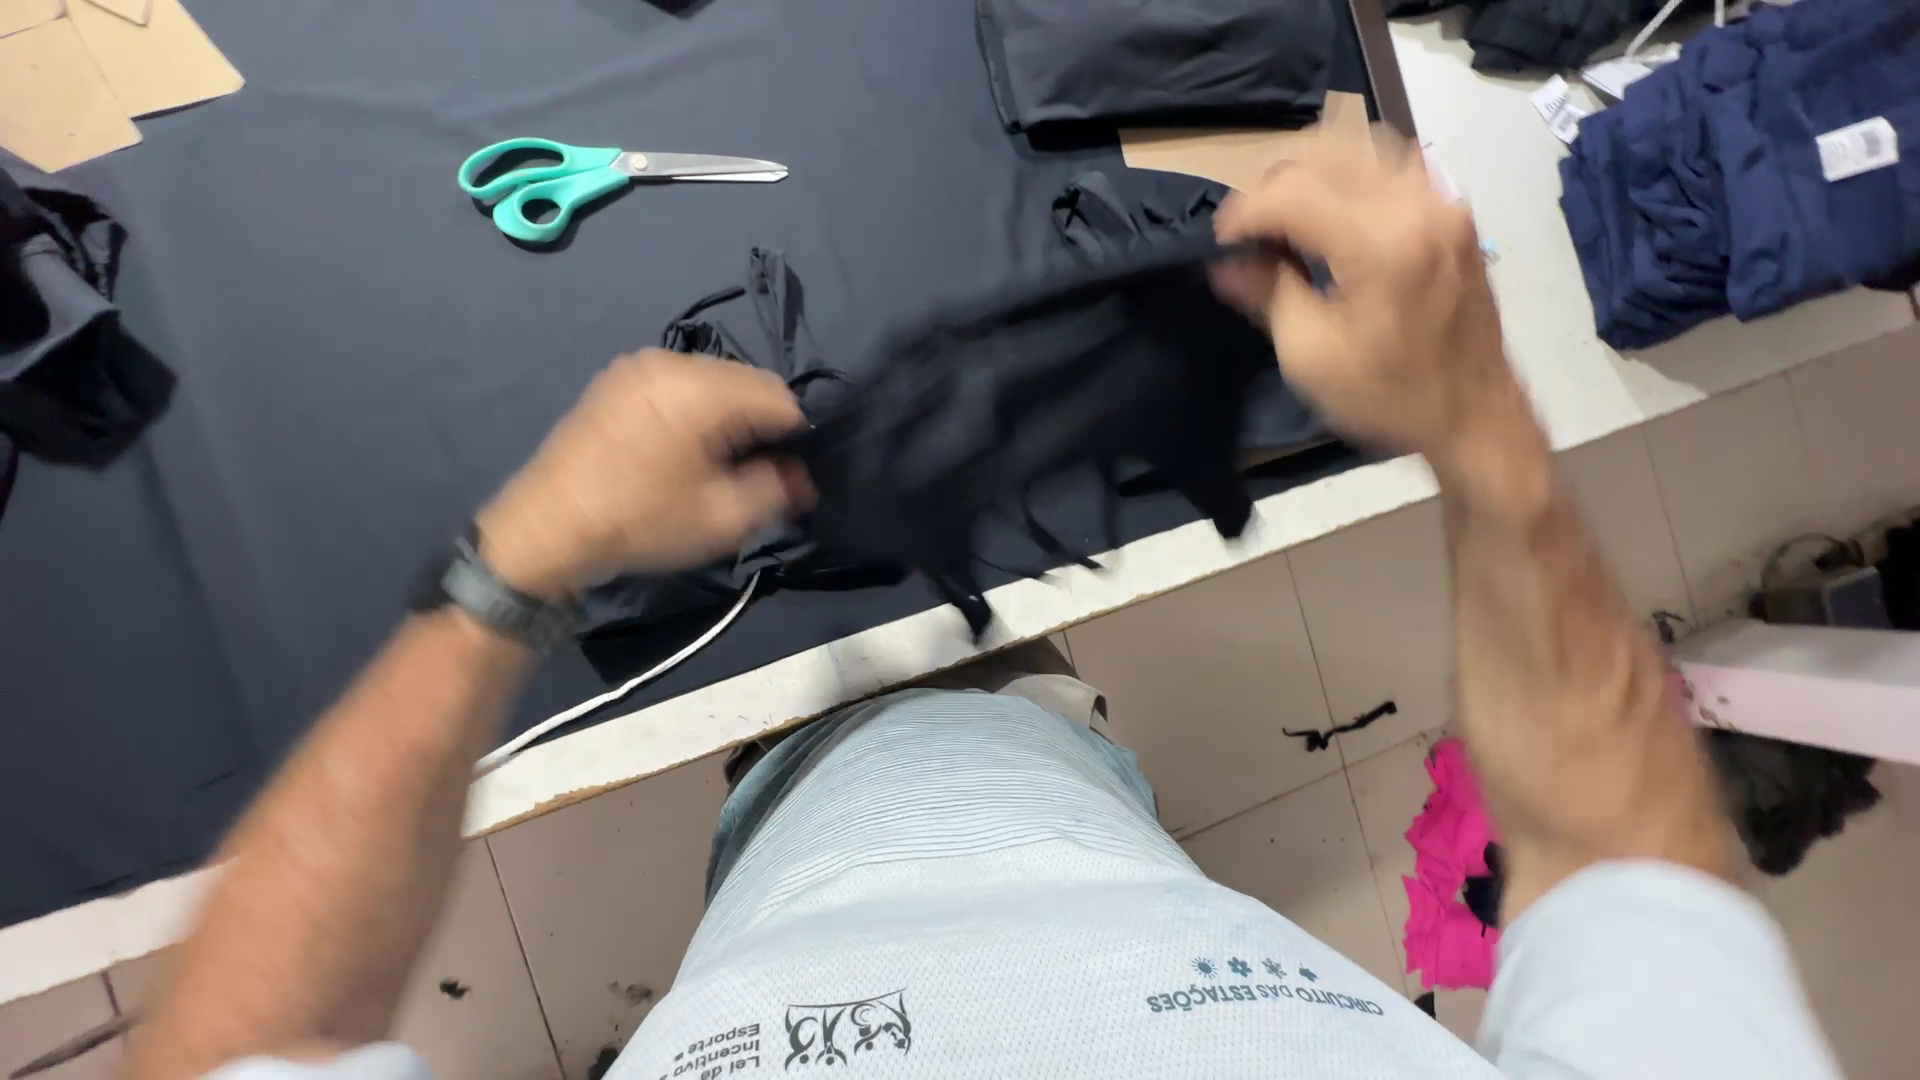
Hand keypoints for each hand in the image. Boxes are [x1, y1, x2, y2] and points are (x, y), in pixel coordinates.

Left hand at [475, 349, 811, 599]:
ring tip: (718, 463)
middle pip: (748, 382)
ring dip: (731, 417)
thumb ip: (778, 489)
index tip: (790, 473)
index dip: (796, 435)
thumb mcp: (723, 518)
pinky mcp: (618, 381)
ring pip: (715, 382)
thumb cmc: (639, 522)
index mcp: (700, 390)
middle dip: (762, 424)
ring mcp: (639, 367)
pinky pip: (681, 385)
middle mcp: (671, 363)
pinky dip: (699, 411)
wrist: (545, 530)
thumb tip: (803, 476)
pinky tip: (687, 449)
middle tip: (756, 472)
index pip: (779, 395)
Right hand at [1211, 132, 1522, 466]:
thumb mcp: (1310, 356)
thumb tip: (1225, 264)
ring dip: (1309, 177)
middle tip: (1246, 236)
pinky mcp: (1451, 210)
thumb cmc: (1387, 396)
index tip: (1219, 244)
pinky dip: (1346, 178)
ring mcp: (1442, 200)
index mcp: (1380, 243)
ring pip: (1359, 148)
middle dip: (1272, 189)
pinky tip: (1327, 217)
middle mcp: (1417, 203)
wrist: (1474, 415)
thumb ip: (1268, 294)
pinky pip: (1389, 165)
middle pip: (1325, 155)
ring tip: (1281, 223)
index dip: (1244, 213)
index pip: (1293, 192)